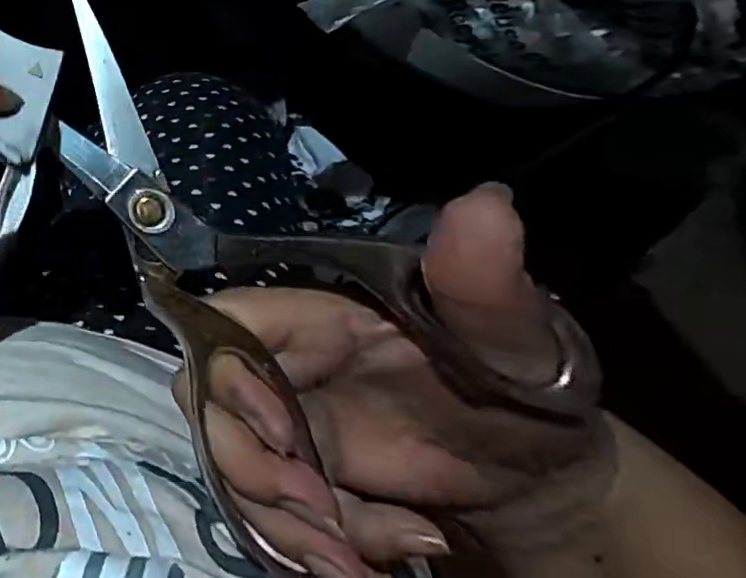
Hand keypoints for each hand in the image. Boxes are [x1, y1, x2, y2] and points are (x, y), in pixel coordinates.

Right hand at [185, 185, 615, 575]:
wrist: (537, 475)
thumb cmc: (523, 386)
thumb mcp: (512, 339)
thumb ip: (486, 282)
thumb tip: (485, 203)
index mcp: (315, 315)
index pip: (228, 322)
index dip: (229, 373)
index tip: (290, 434)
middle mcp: (285, 362)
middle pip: (207, 401)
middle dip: (254, 468)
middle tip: (328, 513)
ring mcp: (287, 423)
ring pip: (231, 467)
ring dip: (288, 524)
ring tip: (369, 551)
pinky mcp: (299, 477)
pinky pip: (268, 516)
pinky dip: (311, 551)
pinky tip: (378, 556)